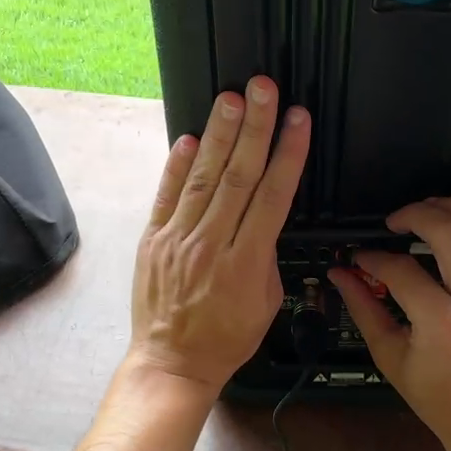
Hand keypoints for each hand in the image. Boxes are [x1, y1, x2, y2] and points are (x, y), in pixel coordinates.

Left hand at [129, 75, 309, 392]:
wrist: (173, 362)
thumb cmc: (225, 338)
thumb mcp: (267, 303)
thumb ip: (268, 257)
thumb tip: (264, 221)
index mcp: (246, 262)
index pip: (273, 196)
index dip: (288, 153)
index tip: (298, 119)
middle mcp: (211, 244)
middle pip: (238, 175)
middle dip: (254, 127)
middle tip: (263, 88)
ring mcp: (177, 240)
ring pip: (203, 178)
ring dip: (219, 135)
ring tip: (230, 98)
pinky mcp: (153, 240)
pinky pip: (166, 196)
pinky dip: (177, 166)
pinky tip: (190, 138)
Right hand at [328, 197, 450, 450]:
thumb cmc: (440, 400)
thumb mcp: (392, 360)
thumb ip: (364, 311)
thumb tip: (340, 274)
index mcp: (443, 325)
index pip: (401, 269)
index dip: (374, 257)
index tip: (362, 258)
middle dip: (417, 213)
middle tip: (396, 220)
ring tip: (432, 209)